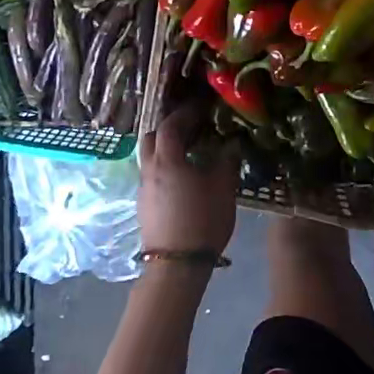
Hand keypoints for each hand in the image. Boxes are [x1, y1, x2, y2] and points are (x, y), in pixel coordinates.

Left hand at [137, 104, 238, 255]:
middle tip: (191, 128)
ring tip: (188, 152)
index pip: (171, 125)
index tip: (201, 108)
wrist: (177, 265)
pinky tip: (182, 177)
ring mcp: (143, 187)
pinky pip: (151, 174)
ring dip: (165, 148)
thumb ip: (226, 161)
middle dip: (170, 128)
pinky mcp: (143, 204)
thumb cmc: (203, 221)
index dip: (186, 113)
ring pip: (149, 156)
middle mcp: (149, 169)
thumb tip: (230, 144)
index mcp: (167, 160)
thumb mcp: (223, 188)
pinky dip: (164, 166)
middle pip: (152, 136)